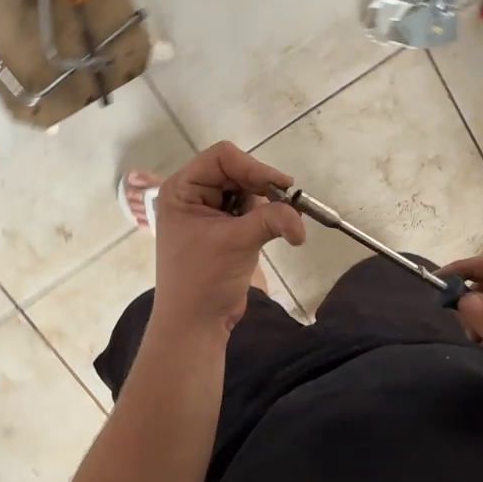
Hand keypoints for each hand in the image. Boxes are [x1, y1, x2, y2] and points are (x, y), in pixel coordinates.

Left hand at [151, 143, 304, 333]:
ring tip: (284, 219)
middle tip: (288, 204)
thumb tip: (301, 217)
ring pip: (245, 191)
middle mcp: (191, 195)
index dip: (253, 167)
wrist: (195, 324)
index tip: (280, 187)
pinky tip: (280, 227)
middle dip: (262, 186)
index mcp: (181, 190)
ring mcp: (207, 213)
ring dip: (265, 202)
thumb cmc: (203, 280)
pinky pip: (247, 210)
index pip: (221, 157)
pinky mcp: (222, 230)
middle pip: (236, 172)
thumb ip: (269, 220)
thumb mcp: (236, 243)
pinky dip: (264, 215)